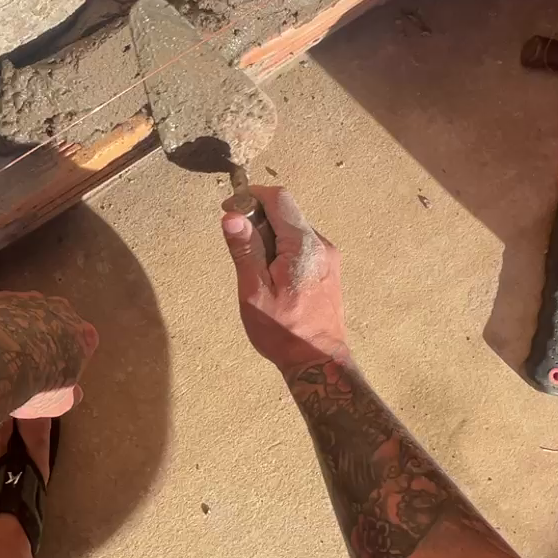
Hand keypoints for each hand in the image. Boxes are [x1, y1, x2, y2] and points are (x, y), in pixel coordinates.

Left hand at [0, 291, 97, 417]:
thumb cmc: (36, 386)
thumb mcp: (59, 402)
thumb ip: (69, 394)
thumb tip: (74, 393)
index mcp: (84, 336)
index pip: (84, 345)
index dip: (70, 360)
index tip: (57, 374)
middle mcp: (62, 310)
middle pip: (58, 325)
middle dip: (48, 340)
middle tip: (31, 364)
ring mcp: (31, 299)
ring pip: (30, 314)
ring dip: (22, 329)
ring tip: (5, 354)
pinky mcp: (2, 297)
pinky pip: (3, 310)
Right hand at [221, 186, 350, 371]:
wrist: (318, 360)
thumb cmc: (282, 330)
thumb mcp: (254, 291)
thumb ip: (244, 250)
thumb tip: (231, 215)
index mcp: (302, 245)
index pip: (278, 198)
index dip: (250, 197)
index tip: (229, 212)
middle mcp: (320, 244)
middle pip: (286, 211)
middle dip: (257, 219)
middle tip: (238, 247)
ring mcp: (328, 256)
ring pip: (293, 228)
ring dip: (268, 235)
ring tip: (254, 268)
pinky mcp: (328, 268)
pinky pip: (300, 244)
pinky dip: (281, 248)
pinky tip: (271, 276)